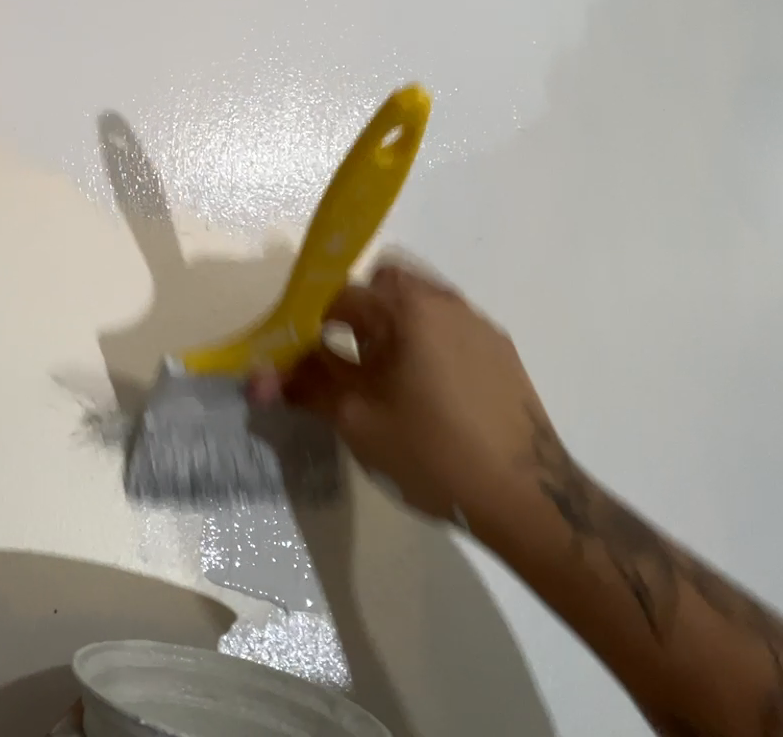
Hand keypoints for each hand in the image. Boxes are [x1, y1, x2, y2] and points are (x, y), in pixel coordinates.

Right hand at [248, 255, 550, 523]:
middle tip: (343, 359)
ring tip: (381, 378)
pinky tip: (423, 392)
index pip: (338, 293)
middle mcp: (444, 302)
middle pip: (382, 283)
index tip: (299, 355)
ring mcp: (478, 324)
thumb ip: (304, 387)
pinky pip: (445, 326)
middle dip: (354, 311)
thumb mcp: (356, 420)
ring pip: (417, 302)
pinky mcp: (500, 350)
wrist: (526, 498)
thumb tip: (256, 378)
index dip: (308, 321)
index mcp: (406, 309)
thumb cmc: (430, 453)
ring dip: (389, 325)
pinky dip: (421, 341)